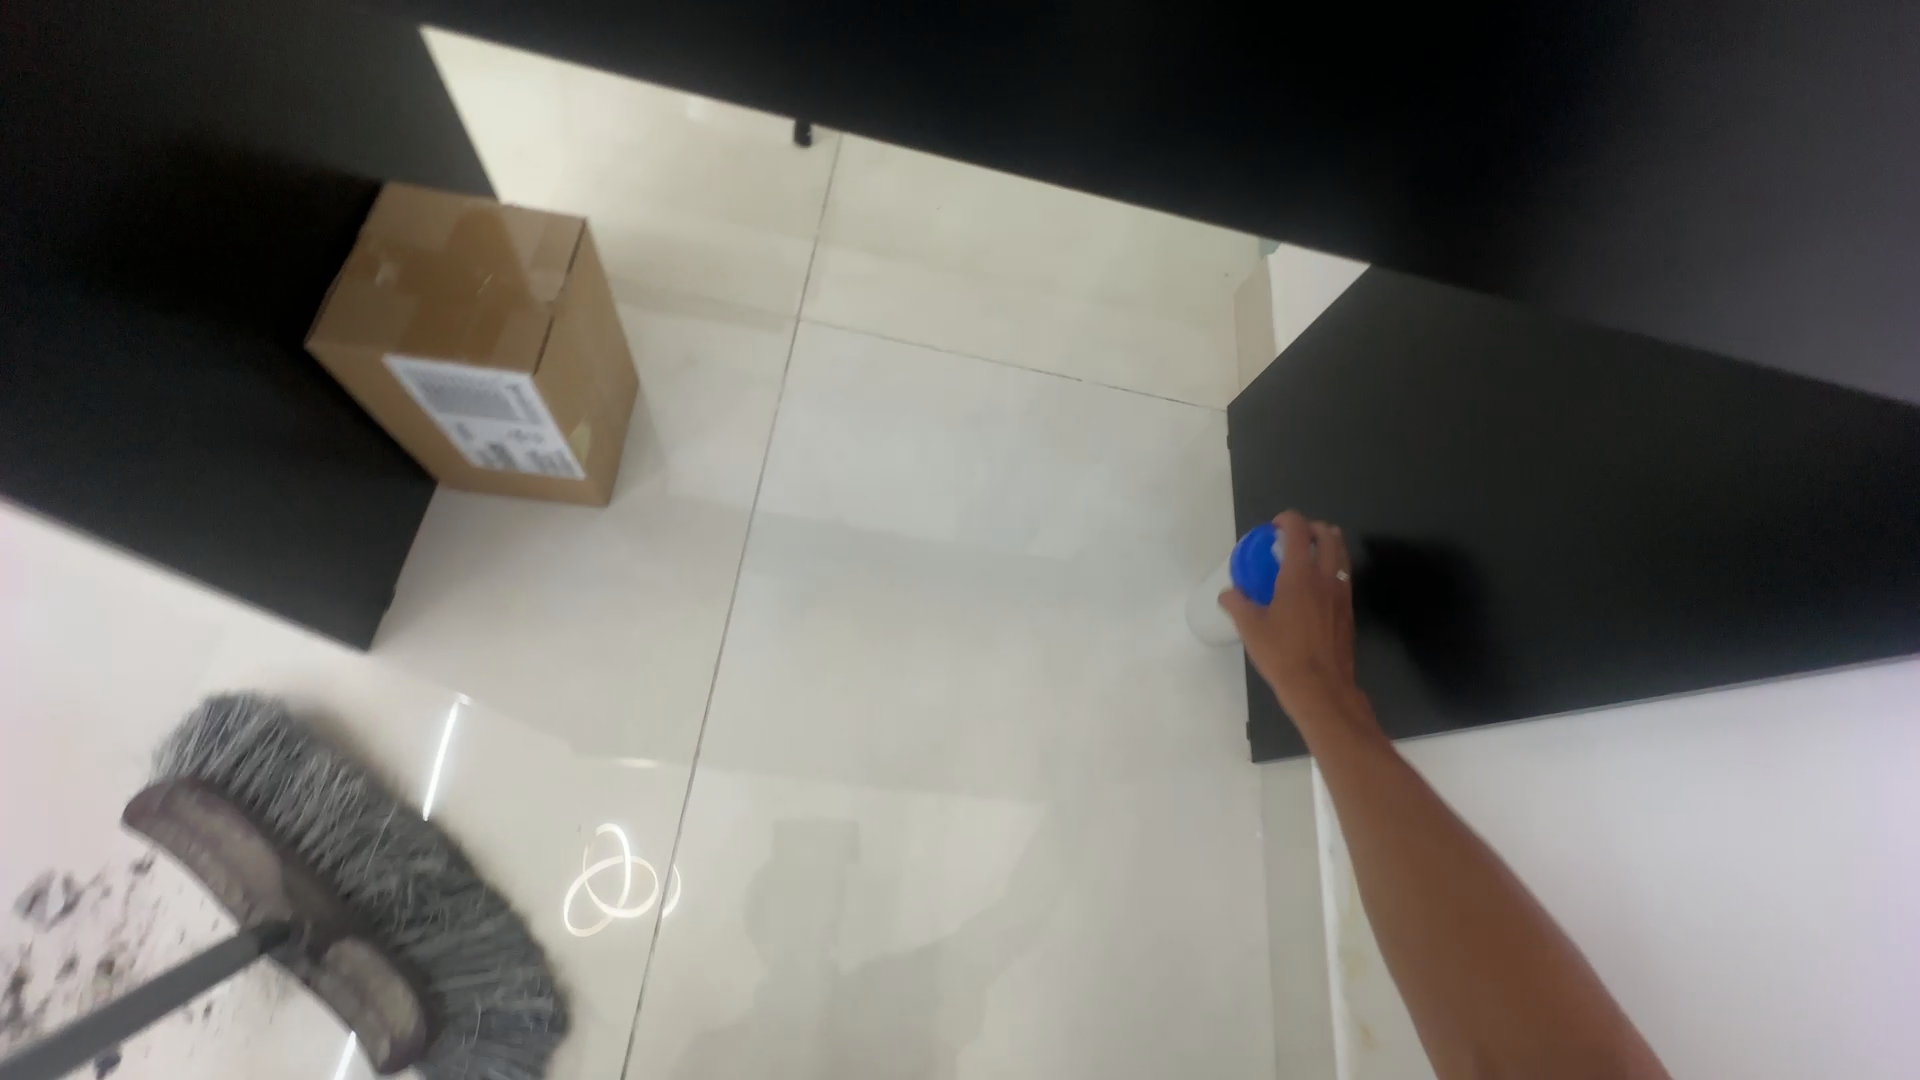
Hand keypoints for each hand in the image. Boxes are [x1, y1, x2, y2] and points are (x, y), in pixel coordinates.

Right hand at [1219, 510, 1375, 736]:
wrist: (1321, 687)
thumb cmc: (1283, 654)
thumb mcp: (1250, 629)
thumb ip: (1237, 604)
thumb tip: (1228, 593)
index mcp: (1299, 576)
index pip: (1299, 532)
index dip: (1288, 520)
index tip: (1275, 525)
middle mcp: (1325, 578)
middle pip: (1329, 536)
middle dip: (1312, 528)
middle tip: (1293, 536)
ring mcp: (1341, 594)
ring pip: (1341, 555)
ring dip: (1327, 545)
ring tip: (1307, 555)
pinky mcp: (1347, 611)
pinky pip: (1343, 576)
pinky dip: (1331, 568)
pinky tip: (1315, 586)